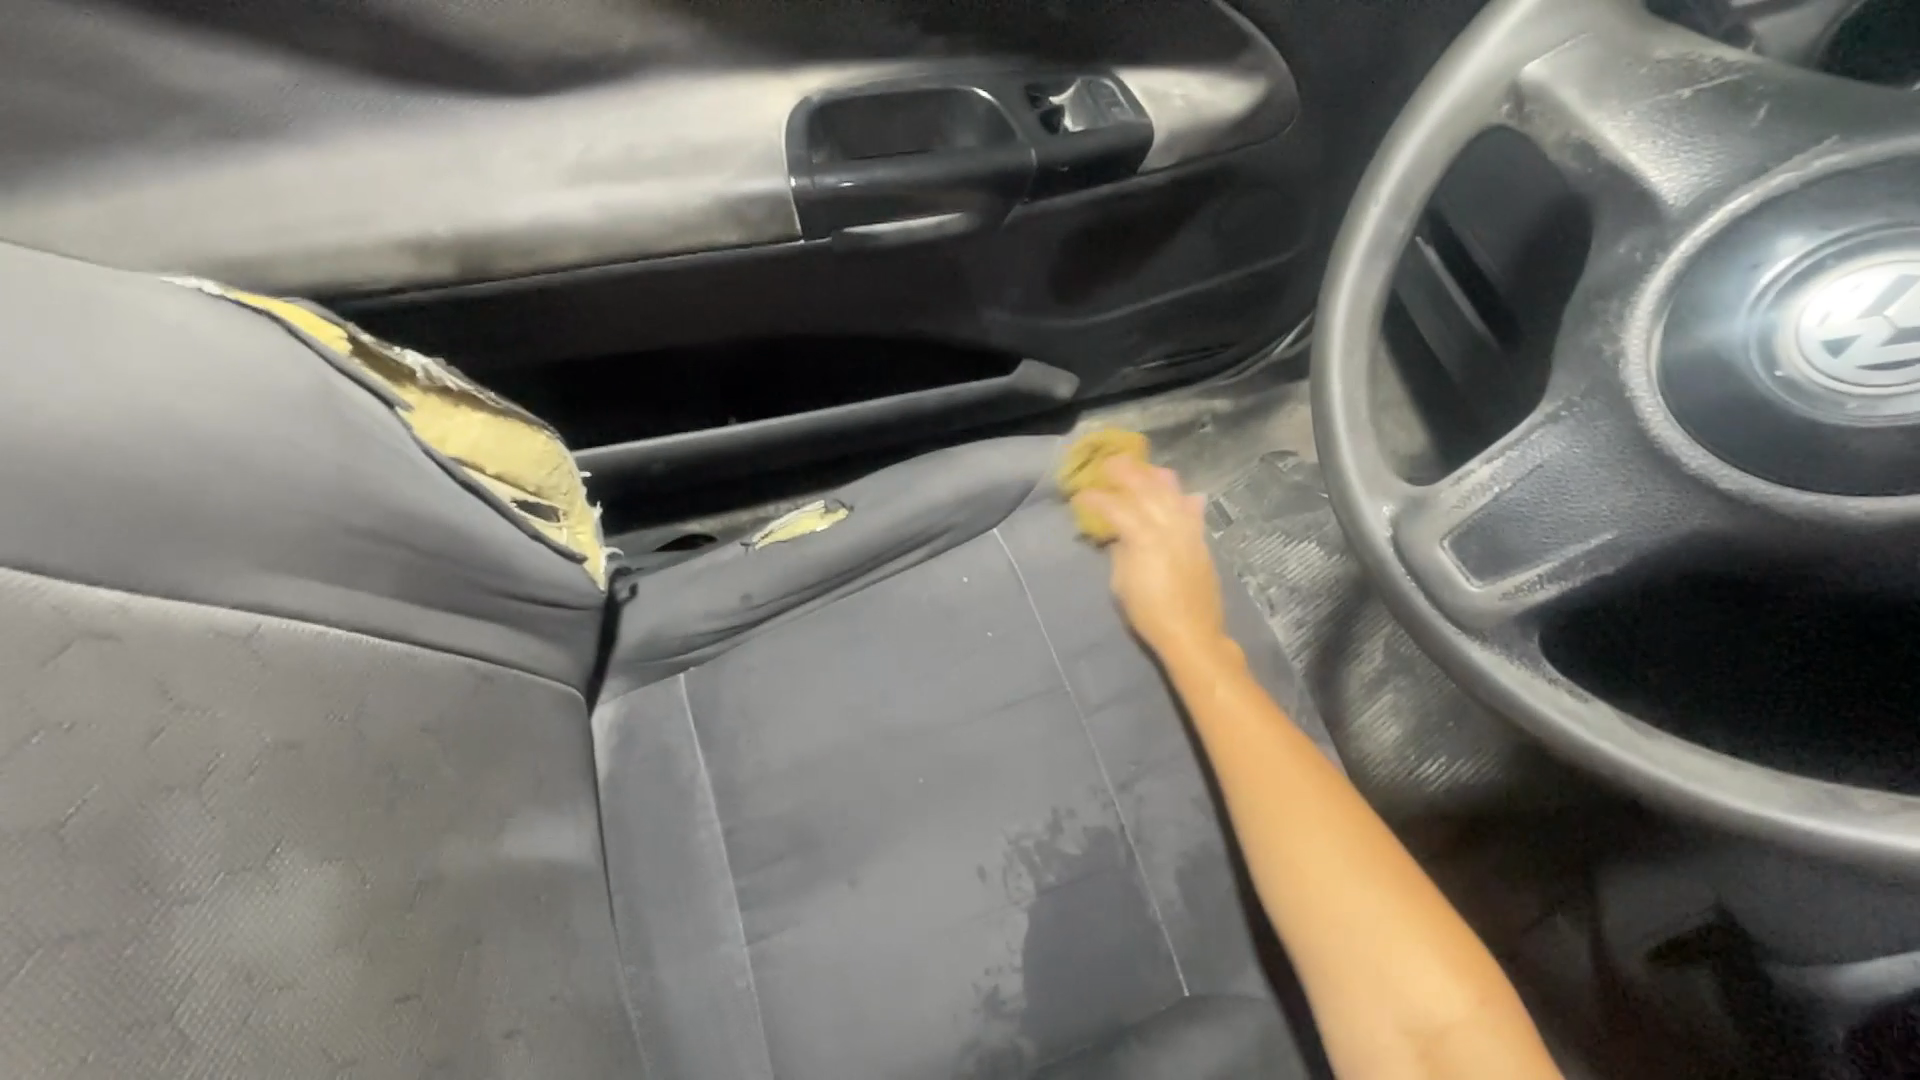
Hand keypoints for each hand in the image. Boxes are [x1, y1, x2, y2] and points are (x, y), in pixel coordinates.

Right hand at [1072, 458, 1230, 662]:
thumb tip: (1120, 535)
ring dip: (1156, 478)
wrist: (1192, 633)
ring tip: (1145, 469)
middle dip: (1126, 474)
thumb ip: (1121, 552)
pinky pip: (1194, 512)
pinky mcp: (1201, 542)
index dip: (1095, 499)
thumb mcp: (1122, 583)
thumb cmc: (1148, 614)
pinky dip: (1186, 500)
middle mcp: (1168, 527)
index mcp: (1143, 538)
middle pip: (1145, 490)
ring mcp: (1188, 531)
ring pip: (1173, 494)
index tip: (1080, 495)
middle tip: (1109, 463)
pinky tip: (1186, 494)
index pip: (1115, 507)